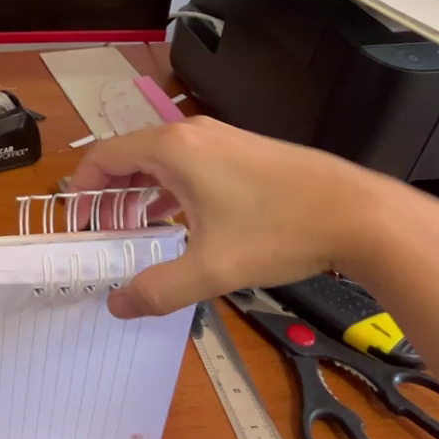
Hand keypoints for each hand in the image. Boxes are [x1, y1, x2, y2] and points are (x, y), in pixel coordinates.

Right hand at [68, 117, 438, 318]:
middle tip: (106, 235)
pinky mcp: (240, 149)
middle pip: (127, 156)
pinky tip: (177, 220)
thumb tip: (117, 306)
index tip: (78, 225)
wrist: (360, 213)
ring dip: (138, 193)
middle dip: (109, 196)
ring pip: (157, 159)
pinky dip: (167, 188)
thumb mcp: (211, 269)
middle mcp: (189, 133)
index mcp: (172, 148)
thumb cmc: (279, 232)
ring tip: (136, 231)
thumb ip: (157, 289)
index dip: (82, 191)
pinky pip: (185, 162)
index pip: (102, 157)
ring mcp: (218, 137)